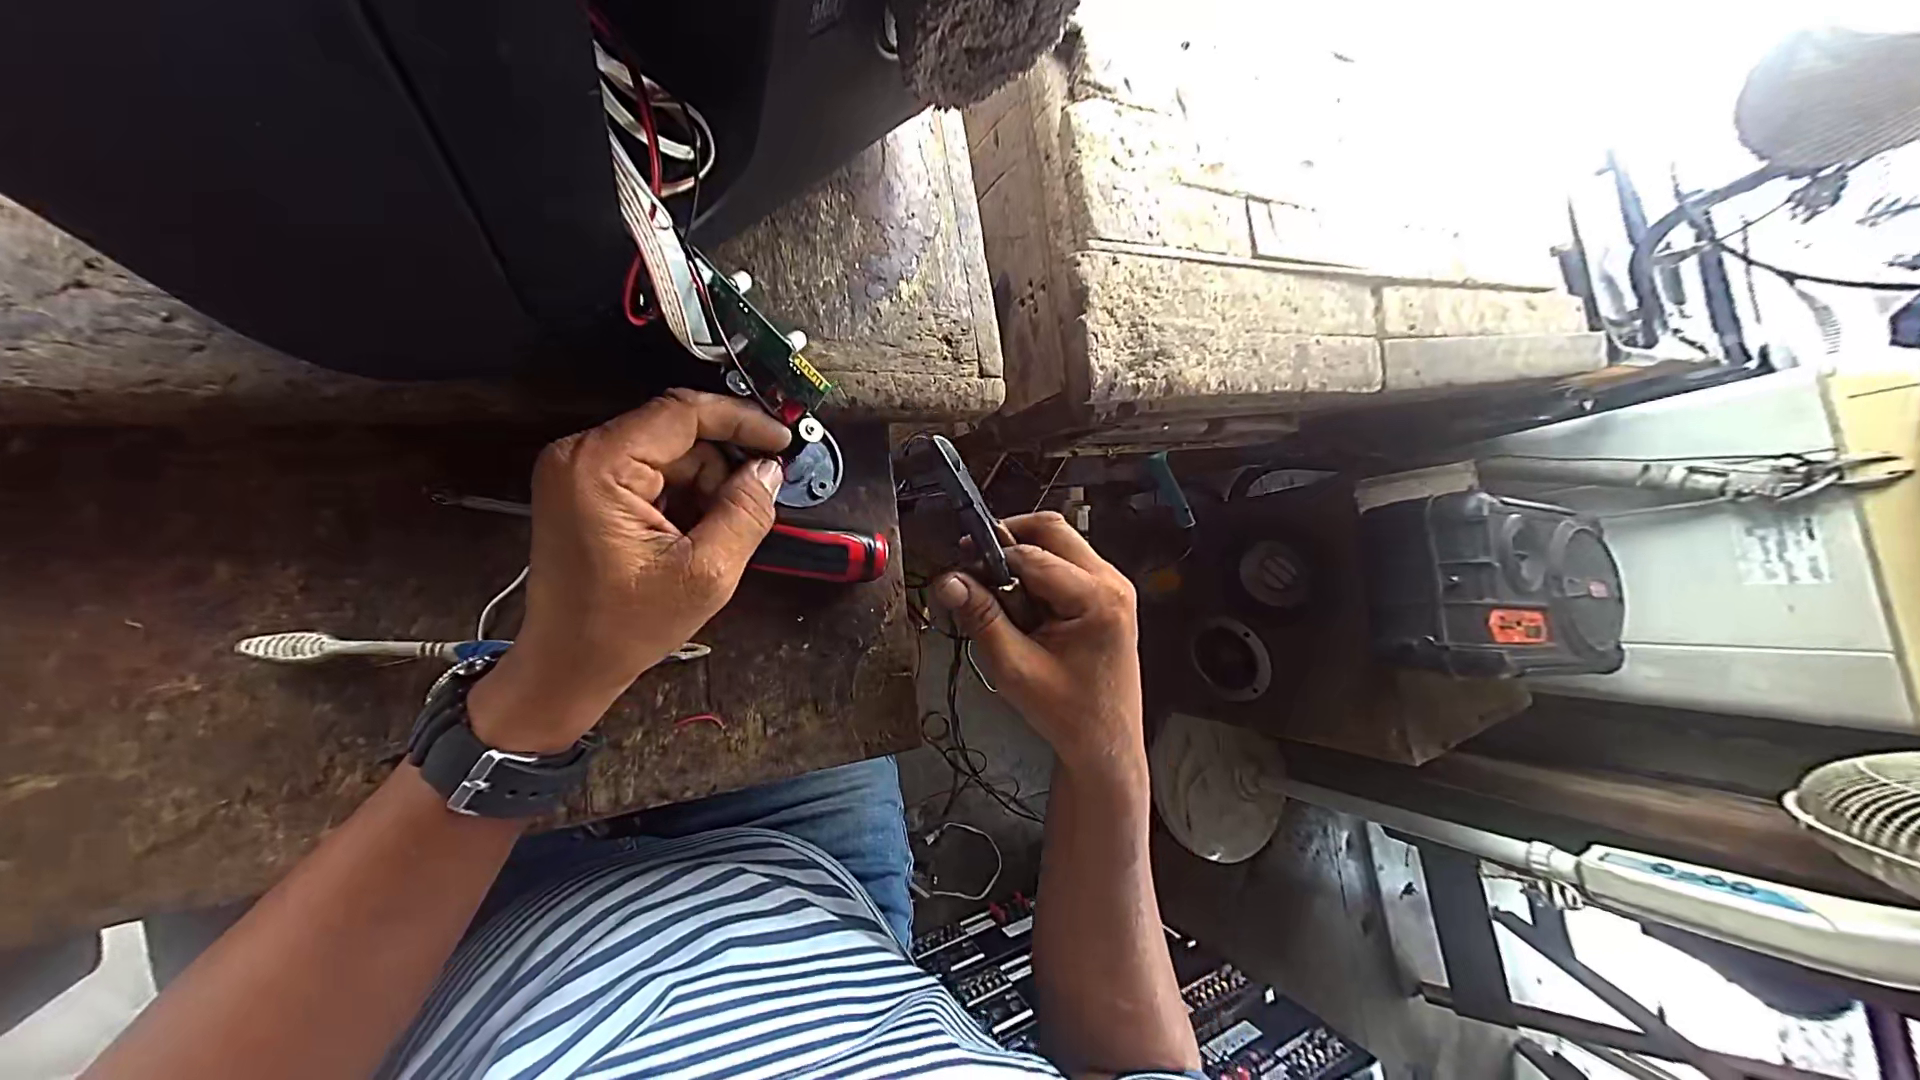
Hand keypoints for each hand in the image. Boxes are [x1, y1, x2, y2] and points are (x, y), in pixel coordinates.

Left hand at [468, 389, 791, 752]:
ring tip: (703, 542)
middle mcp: (582, 456)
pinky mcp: (591, 489)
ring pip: (675, 457)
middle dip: (721, 474)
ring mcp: (582, 472)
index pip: (683, 413)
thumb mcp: (706, 572)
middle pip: (681, 437)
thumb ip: (746, 512)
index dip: (741, 422)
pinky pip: (657, 475)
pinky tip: (687, 538)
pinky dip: (685, 500)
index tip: (779, 439)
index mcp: (599, 466)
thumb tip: (769, 471)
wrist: (570, 662)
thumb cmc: (621, 626)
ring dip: (705, 492)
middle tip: (739, 518)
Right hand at [932, 512, 1143, 779]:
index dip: (991, 556)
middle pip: (1052, 530)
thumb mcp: (1015, 668)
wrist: (1105, 744)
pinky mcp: (1105, 596)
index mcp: (1097, 599)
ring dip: (1024, 558)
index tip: (962, 568)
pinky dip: (1037, 573)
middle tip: (976, 565)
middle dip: (1009, 539)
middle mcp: (1111, 584)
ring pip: (1059, 543)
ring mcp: (1112, 588)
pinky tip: (1023, 606)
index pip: (1033, 554)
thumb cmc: (1071, 714)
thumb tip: (950, 582)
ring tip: (1002, 597)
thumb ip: (981, 618)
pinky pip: (1066, 565)